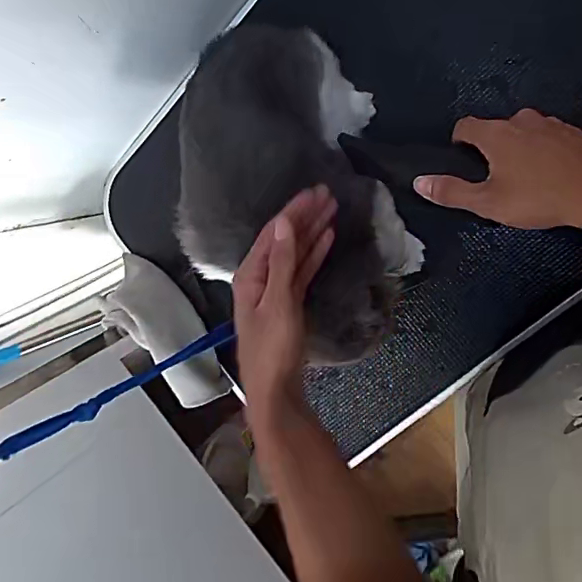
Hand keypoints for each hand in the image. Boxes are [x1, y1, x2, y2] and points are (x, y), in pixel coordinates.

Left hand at [232, 185, 336, 409]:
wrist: (275, 388)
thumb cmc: (272, 350)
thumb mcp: (278, 303)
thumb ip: (281, 263)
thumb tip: (282, 225)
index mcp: (251, 276)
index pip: (273, 234)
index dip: (294, 212)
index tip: (313, 193)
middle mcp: (260, 278)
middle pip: (284, 239)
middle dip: (304, 216)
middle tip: (326, 194)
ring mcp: (275, 290)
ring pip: (295, 252)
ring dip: (311, 231)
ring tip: (330, 210)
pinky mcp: (289, 302)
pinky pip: (301, 269)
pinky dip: (313, 253)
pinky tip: (325, 240)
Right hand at [412, 109, 581, 238]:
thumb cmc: (541, 198)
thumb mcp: (490, 203)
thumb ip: (453, 192)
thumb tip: (421, 182)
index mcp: (496, 134)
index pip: (466, 126)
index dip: (459, 140)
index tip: (461, 154)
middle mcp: (522, 121)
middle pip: (497, 128)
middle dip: (493, 147)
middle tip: (496, 175)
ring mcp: (550, 123)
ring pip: (526, 131)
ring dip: (522, 147)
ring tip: (527, 176)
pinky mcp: (573, 132)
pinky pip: (550, 137)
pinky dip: (546, 150)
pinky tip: (552, 172)